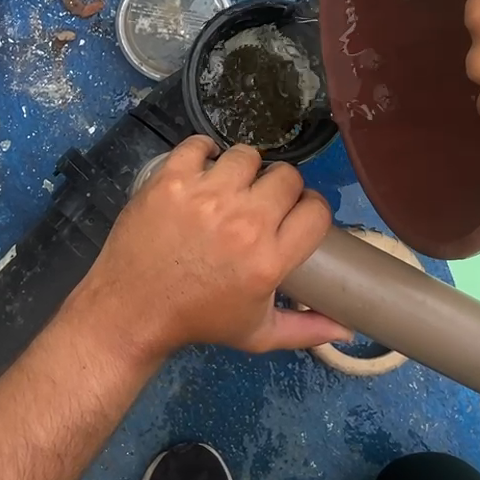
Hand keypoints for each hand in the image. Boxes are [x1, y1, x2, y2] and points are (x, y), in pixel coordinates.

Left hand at [68, 137, 349, 361]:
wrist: (130, 310)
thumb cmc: (198, 321)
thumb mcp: (257, 335)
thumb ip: (307, 329)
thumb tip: (348, 328)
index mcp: (269, 259)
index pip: (316, 211)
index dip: (310, 211)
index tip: (294, 217)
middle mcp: (243, 222)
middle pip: (286, 177)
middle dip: (279, 189)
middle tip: (259, 204)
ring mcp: (205, 196)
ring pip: (247, 155)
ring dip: (243, 170)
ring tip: (229, 188)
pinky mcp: (171, 180)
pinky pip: (200, 144)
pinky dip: (203, 152)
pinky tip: (202, 171)